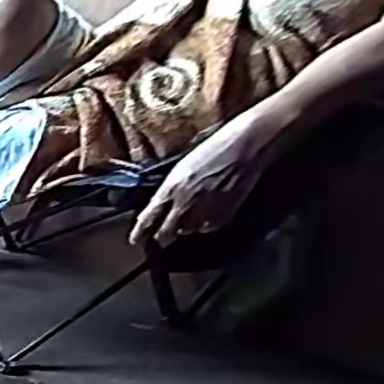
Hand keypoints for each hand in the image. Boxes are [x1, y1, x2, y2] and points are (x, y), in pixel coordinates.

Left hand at [129, 117, 277, 246]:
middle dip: (161, 235)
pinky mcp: (228, 208)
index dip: (139, 233)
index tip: (134, 241)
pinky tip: (206, 218)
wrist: (249, 142)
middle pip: (165, 232)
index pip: (147, 220)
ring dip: (184, 229)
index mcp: (169, 190)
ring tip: (186, 221)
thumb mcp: (179, 170)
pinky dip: (206, 225)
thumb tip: (154, 211)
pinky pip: (211, 226)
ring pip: (187, 231)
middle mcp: (184, 203)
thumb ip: (166, 192)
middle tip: (161, 234)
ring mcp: (206, 207)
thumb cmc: (211, 149)